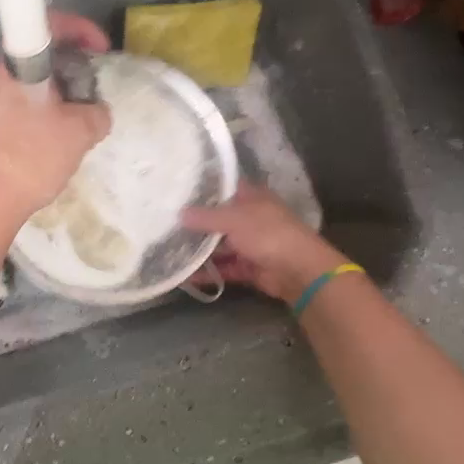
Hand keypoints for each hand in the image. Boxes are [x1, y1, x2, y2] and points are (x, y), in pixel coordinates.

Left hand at [0, 12, 112, 225]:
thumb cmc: (31, 158)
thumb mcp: (81, 134)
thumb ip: (96, 113)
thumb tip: (95, 111)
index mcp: (19, 67)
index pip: (50, 25)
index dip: (81, 30)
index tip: (99, 50)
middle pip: (37, 58)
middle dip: (69, 70)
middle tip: (89, 93)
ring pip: (25, 86)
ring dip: (52, 96)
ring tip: (71, 124)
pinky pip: (12, 109)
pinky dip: (34, 116)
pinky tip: (46, 144)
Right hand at [182, 184, 348, 303]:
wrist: (298, 270)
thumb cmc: (268, 233)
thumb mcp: (234, 219)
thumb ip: (206, 217)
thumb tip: (179, 214)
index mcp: (252, 197)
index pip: (223, 188)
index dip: (203, 189)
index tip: (176, 191)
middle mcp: (250, 218)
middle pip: (218, 219)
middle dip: (195, 223)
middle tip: (165, 224)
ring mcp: (251, 244)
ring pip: (220, 246)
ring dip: (199, 250)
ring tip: (169, 251)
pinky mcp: (249, 267)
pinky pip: (224, 268)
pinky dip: (207, 273)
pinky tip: (184, 276)